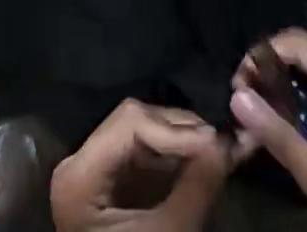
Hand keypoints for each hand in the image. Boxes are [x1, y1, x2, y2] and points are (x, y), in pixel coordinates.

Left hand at [52, 99, 238, 231]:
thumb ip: (198, 184)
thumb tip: (229, 140)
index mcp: (78, 174)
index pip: (130, 122)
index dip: (175, 127)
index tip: (215, 141)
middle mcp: (81, 160)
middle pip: (137, 121)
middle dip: (184, 131)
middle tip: (227, 141)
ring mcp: (97, 169)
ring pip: (147, 132)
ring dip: (187, 139)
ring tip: (225, 148)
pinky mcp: (116, 182)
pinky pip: (150, 153)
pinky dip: (180, 154)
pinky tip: (209, 158)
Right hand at [232, 30, 306, 231]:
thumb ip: (286, 143)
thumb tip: (236, 97)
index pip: (306, 47)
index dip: (266, 56)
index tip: (231, 82)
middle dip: (270, 82)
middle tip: (234, 107)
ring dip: (280, 107)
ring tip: (244, 123)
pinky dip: (298, 128)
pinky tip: (271, 139)